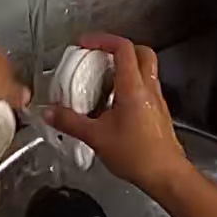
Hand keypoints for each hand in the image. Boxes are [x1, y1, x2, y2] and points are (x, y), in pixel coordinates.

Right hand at [45, 33, 193, 195]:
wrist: (167, 176)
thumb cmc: (136, 154)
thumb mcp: (96, 137)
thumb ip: (70, 122)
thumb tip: (50, 112)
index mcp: (133, 87)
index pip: (123, 48)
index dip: (103, 40)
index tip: (85, 44)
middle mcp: (149, 88)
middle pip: (141, 52)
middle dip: (119, 48)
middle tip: (99, 55)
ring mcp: (157, 100)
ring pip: (145, 70)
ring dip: (125, 67)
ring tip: (102, 80)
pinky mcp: (159, 112)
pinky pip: (146, 87)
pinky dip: (130, 85)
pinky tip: (114, 104)